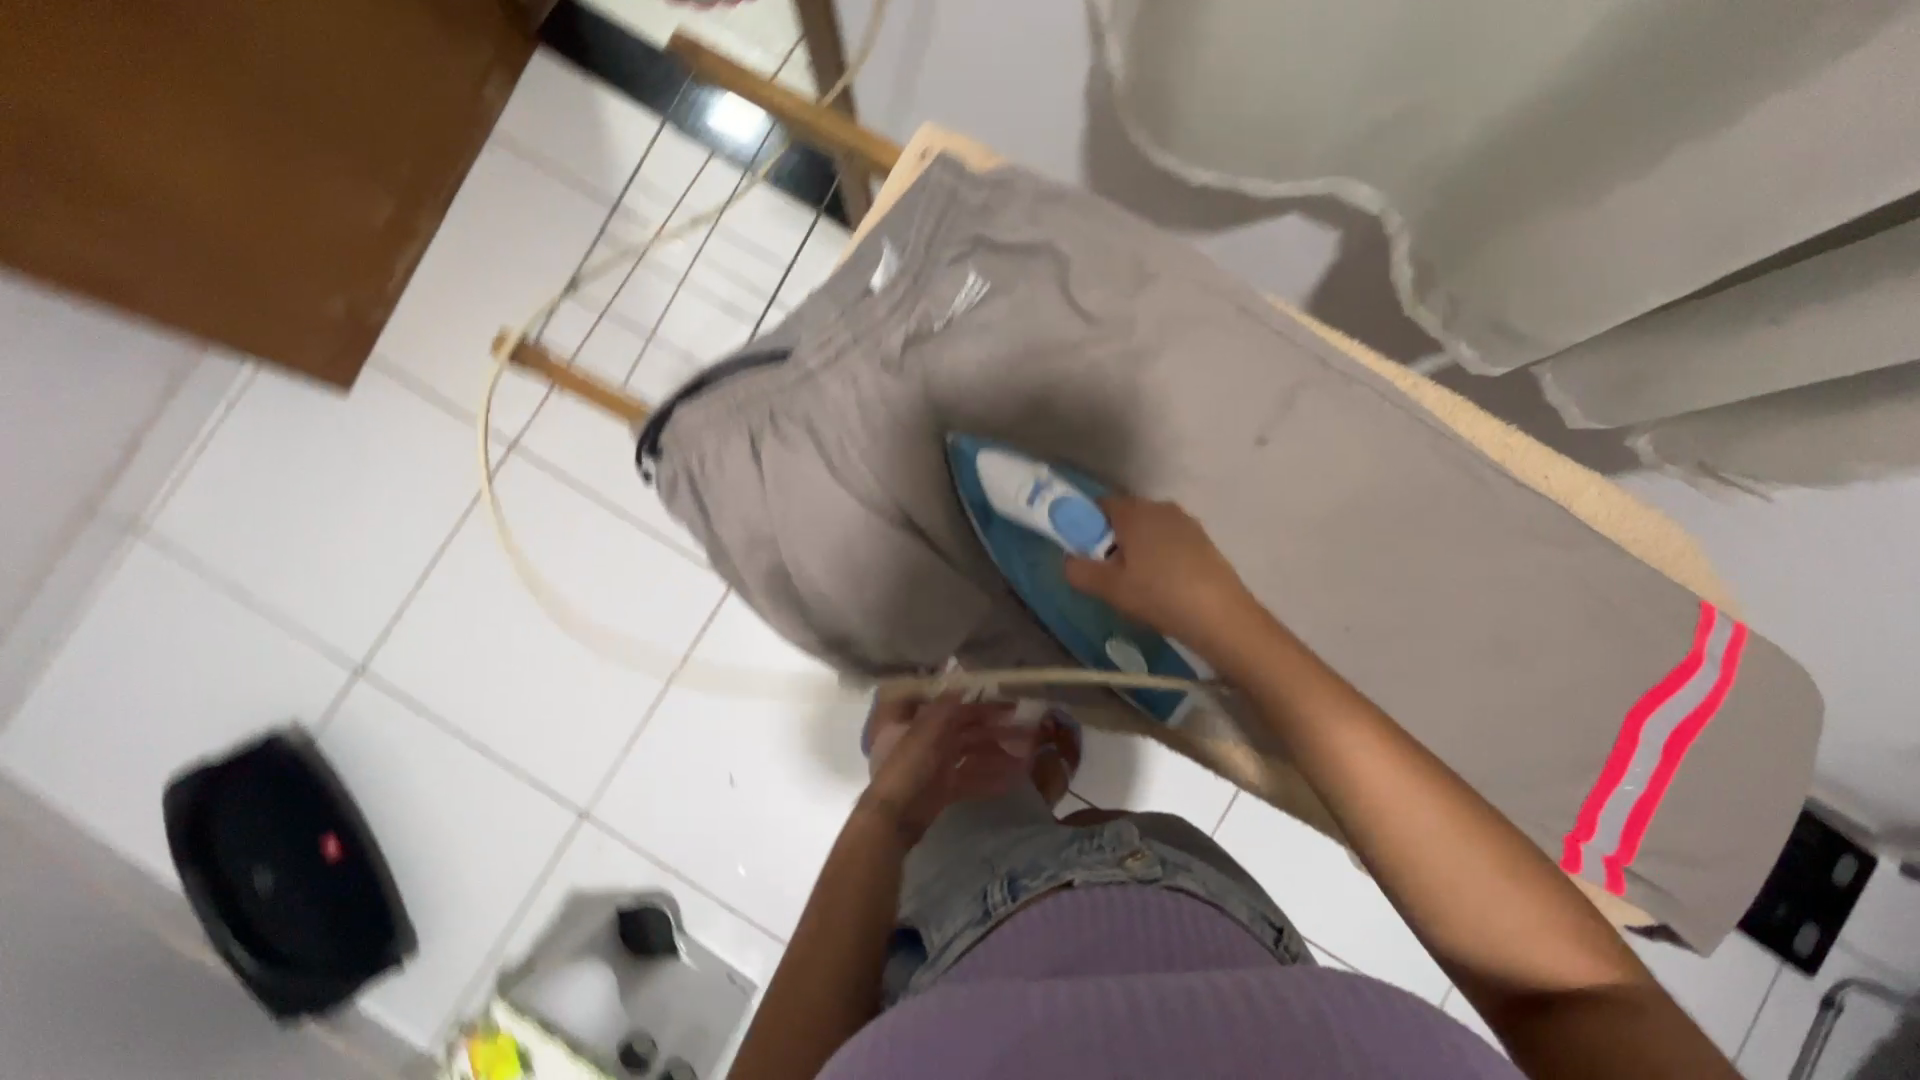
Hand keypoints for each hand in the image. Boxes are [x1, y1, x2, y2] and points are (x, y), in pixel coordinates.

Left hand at [856, 696, 1027, 844]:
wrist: (894, 822)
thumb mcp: (925, 732)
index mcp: (909, 721)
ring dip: (995, 750)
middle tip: (1022, 724)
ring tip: (1026, 751)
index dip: (964, 696)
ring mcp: (931, 766)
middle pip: (957, 727)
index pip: (936, 700)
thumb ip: (944, 707)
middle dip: (989, 726)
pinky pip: (969, 777)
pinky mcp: (941, 789)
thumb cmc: (906, 769)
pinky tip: (1015, 776)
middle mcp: (919, 740)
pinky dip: (990, 775)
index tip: (992, 694)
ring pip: (967, 752)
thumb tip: (960, 685)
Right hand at [1063, 496, 1261, 653]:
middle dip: (1112, 541)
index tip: (1085, 555)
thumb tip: (1069, 560)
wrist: (1221, 616)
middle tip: (1109, 577)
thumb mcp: (1109, 588)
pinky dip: (1160, 559)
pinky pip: (1169, 543)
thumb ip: (1079, 570)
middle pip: (1124, 518)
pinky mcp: (1203, 541)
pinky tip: (1163, 588)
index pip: (1099, 505)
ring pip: (1148, 532)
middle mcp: (1161, 507)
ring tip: (1138, 587)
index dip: (1085, 527)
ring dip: (1137, 552)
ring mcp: (1186, 523)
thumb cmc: (1158, 595)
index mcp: (1135, 511)